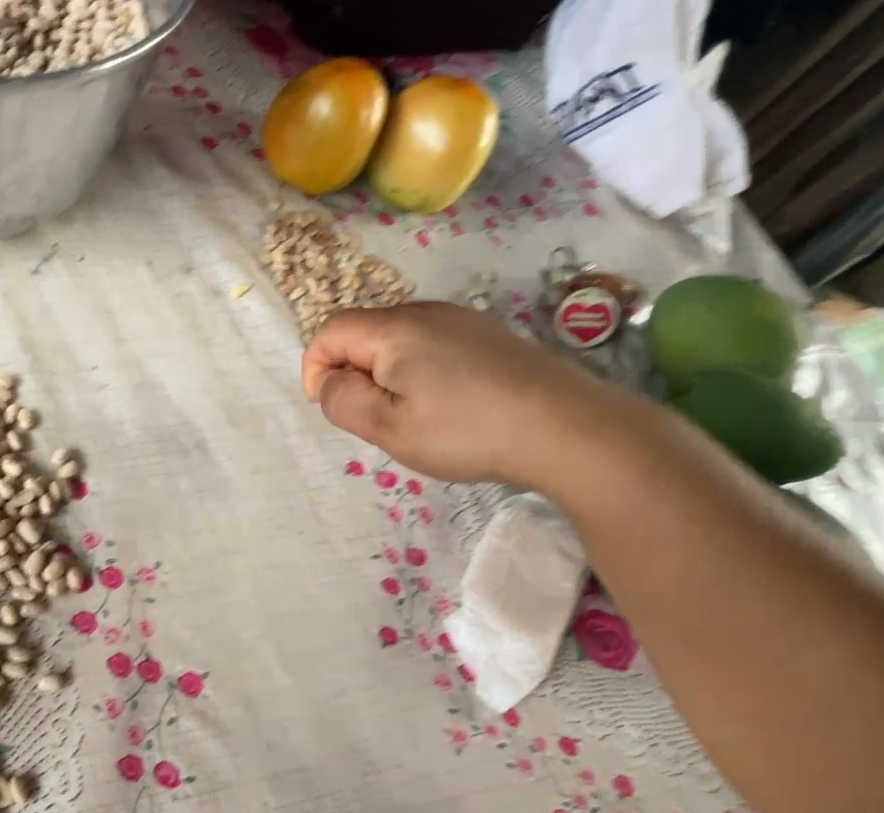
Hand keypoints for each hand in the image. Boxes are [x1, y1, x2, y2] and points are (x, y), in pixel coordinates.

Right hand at [301, 302, 626, 486]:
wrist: (567, 427)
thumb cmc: (466, 430)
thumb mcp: (387, 427)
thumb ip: (343, 401)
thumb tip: (330, 382)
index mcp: (394, 329)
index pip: (329, 331)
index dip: (316, 369)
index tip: (334, 407)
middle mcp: (426, 313)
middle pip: (364, 333)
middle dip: (353, 373)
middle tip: (376, 419)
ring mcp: (463, 321)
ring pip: (400, 342)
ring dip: (388, 376)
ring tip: (413, 418)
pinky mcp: (490, 337)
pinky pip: (434, 347)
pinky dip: (421, 373)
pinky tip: (449, 408)